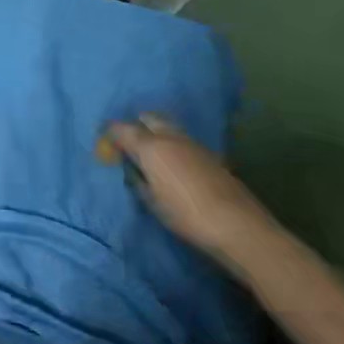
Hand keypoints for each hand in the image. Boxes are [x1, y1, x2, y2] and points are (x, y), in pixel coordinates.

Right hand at [106, 115, 272, 260]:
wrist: (237, 226)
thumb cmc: (186, 215)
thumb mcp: (152, 202)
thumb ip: (138, 181)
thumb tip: (134, 171)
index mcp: (150, 146)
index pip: (121, 128)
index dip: (110, 134)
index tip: (106, 146)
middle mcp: (170, 137)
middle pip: (147, 118)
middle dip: (136, 126)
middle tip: (131, 146)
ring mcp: (193, 143)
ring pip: (168, 127)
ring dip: (157, 134)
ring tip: (153, 156)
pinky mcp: (210, 154)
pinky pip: (183, 140)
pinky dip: (174, 145)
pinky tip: (175, 165)